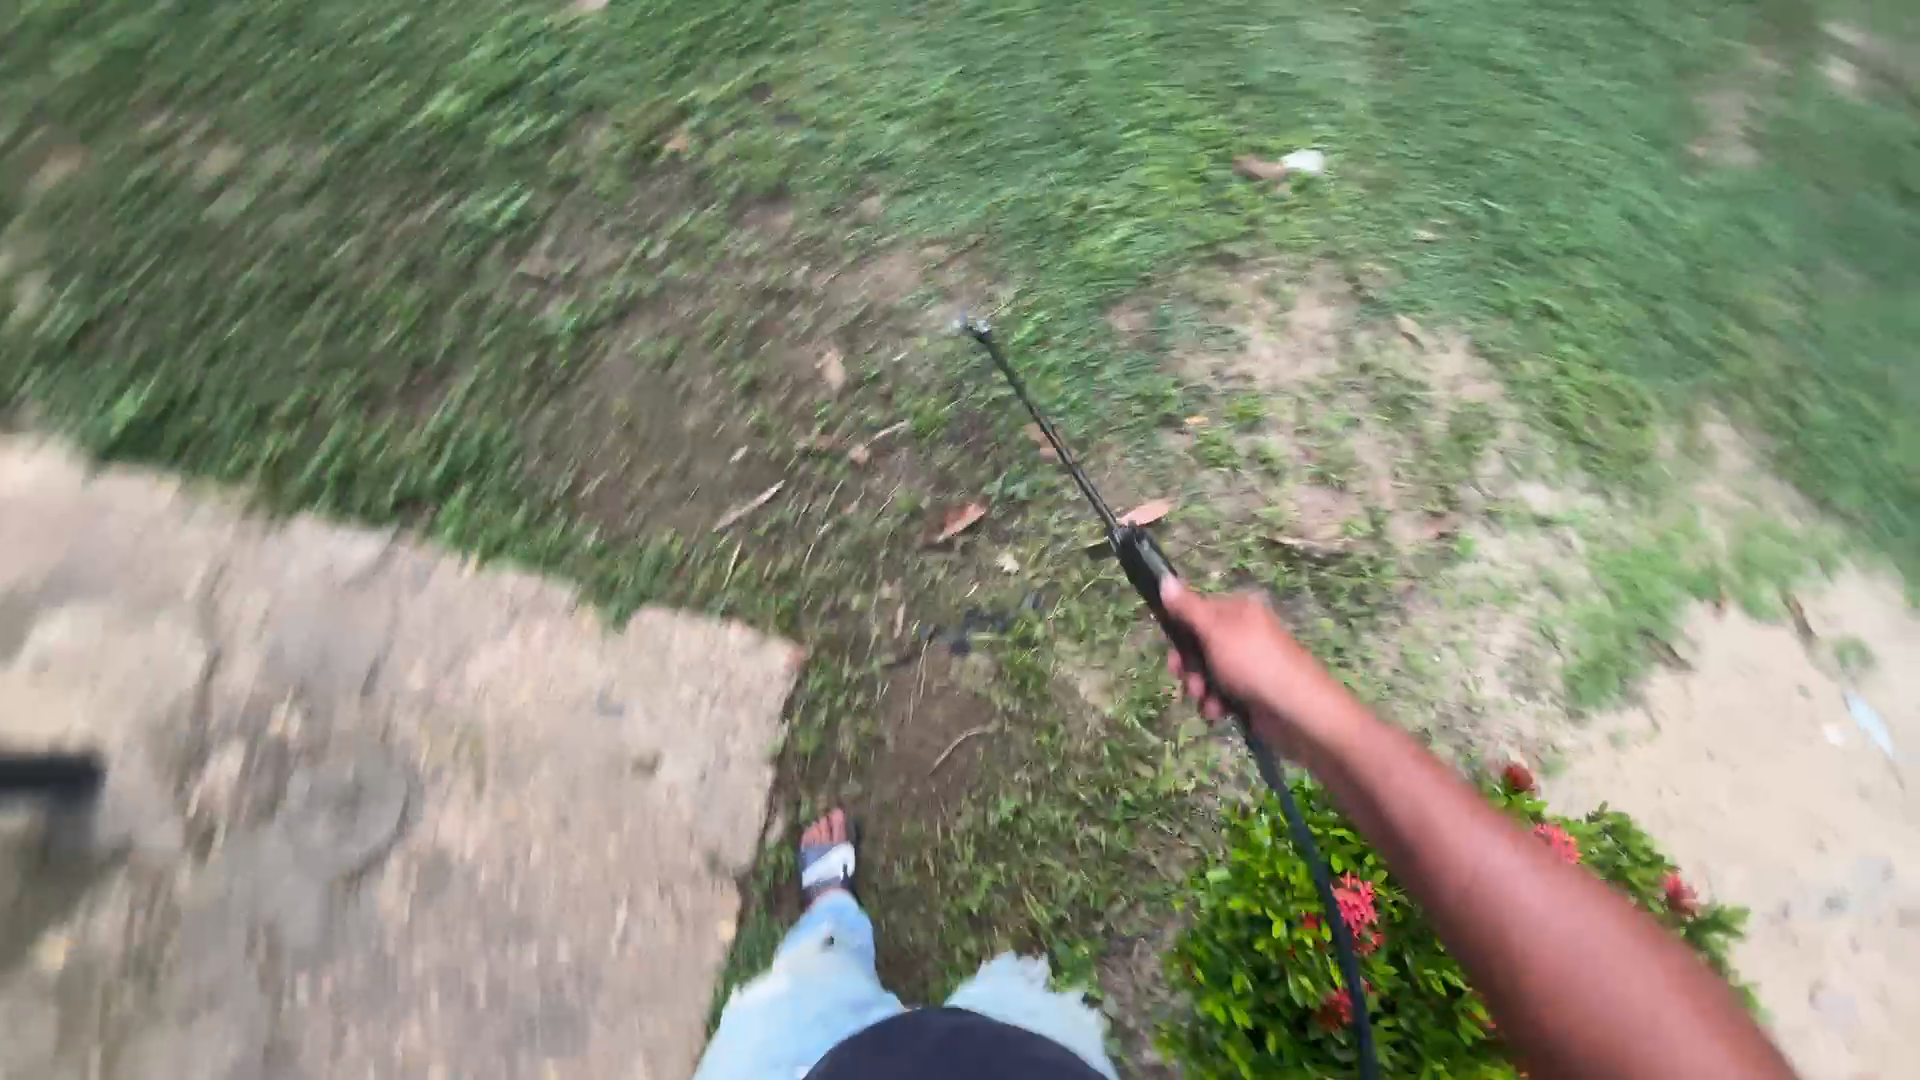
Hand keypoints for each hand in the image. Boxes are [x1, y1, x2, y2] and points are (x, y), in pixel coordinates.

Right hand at [1159, 577, 1347, 754]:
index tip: (1173, 653)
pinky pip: (1221, 693)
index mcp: (1237, 612)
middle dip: (1189, 667)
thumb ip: (1188, 608)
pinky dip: (1215, 703)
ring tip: (1207, 701)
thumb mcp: (1215, 630)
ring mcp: (1247, 664)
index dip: (1180, 634)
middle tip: (1188, 681)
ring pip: (1206, 672)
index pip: (1196, 613)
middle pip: (1198, 645)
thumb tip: (1164, 578)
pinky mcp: (1251, 691)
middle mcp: (1242, 634)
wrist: (1298, 711)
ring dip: (1200, 688)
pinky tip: (1219, 712)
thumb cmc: (1253, 663)